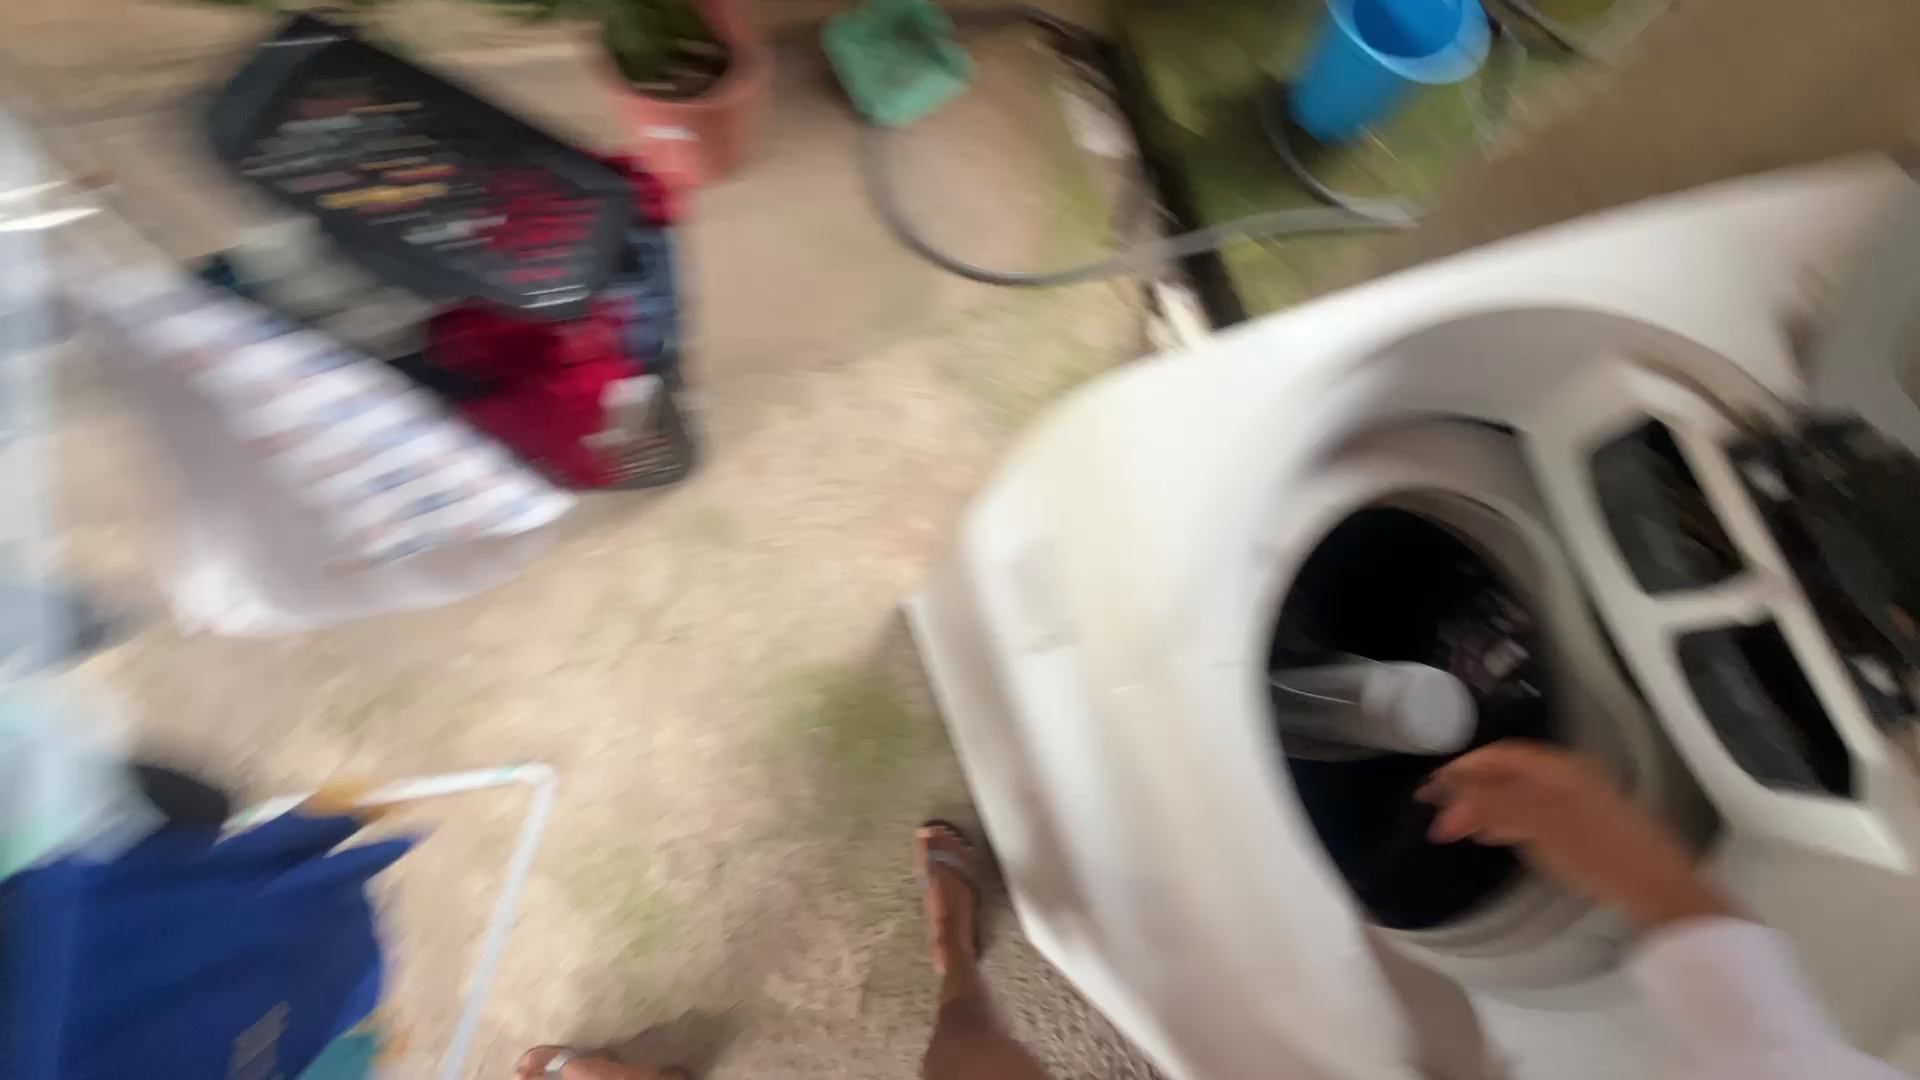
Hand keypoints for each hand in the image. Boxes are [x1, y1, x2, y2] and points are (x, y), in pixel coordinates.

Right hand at [1417, 740, 1730, 928]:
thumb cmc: (1599, 853)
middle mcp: (1567, 777)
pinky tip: (1497, 837)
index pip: (1497, 756)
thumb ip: (1489, 803)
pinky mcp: (1587, 826)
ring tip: (1461, 829)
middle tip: (1440, 814)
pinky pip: (1534, 813)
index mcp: (1556, 769)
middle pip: (1505, 775)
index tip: (1433, 787)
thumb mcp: (1536, 824)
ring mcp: (1579, 801)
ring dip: (1486, 808)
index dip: (1461, 768)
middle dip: (1469, 792)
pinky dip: (1508, 820)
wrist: (1666, 897)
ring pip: (1518, 795)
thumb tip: (1447, 789)